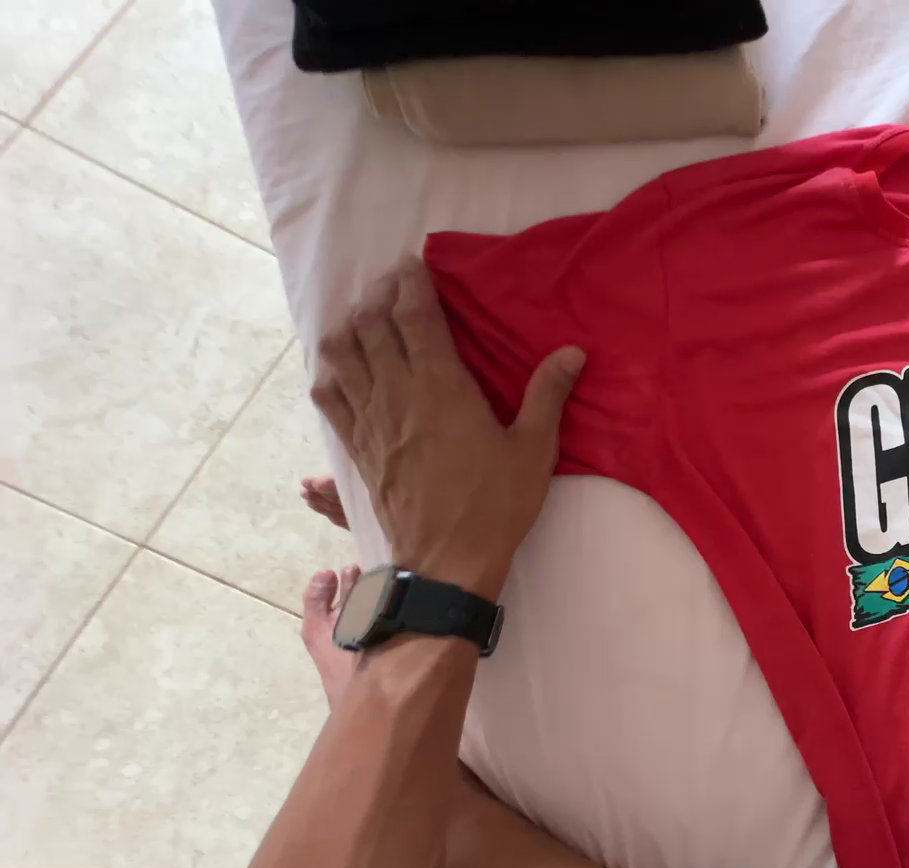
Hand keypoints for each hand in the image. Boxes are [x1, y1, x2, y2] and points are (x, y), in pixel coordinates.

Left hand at [311, 258, 582, 601]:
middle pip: (374, 326)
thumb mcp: (535, 448)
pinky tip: (338, 361)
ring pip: (344, 353)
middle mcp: (397, 394)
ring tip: (366, 311)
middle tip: (395, 281)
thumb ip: (548, 395)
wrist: (448, 556)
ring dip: (352, 323)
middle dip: (381, 295)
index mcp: (442, 389)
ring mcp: (370, 419)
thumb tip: (572, 352)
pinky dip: (330, 366)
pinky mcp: (358, 444)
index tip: (414, 264)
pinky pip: (329, 393)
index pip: (414, 319)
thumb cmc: (499, 502)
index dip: (410, 285)